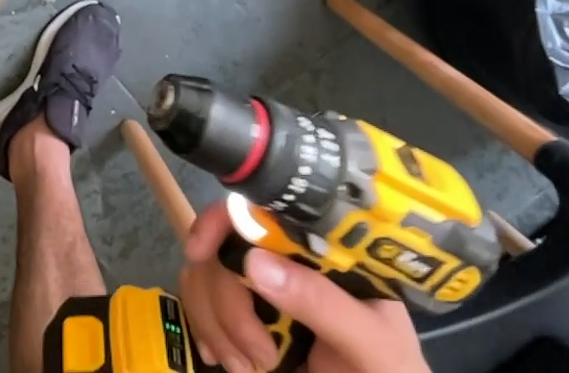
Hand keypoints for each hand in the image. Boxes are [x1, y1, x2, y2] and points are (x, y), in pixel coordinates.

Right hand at [178, 204, 428, 372]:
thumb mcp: (370, 346)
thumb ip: (323, 304)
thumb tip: (255, 260)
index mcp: (322, 252)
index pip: (264, 211)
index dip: (224, 219)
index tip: (201, 249)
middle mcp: (285, 259)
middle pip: (223, 246)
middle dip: (227, 303)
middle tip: (257, 354)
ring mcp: (259, 286)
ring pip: (203, 273)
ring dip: (215, 324)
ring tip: (247, 367)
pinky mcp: (240, 313)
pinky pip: (198, 300)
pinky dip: (205, 330)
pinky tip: (226, 358)